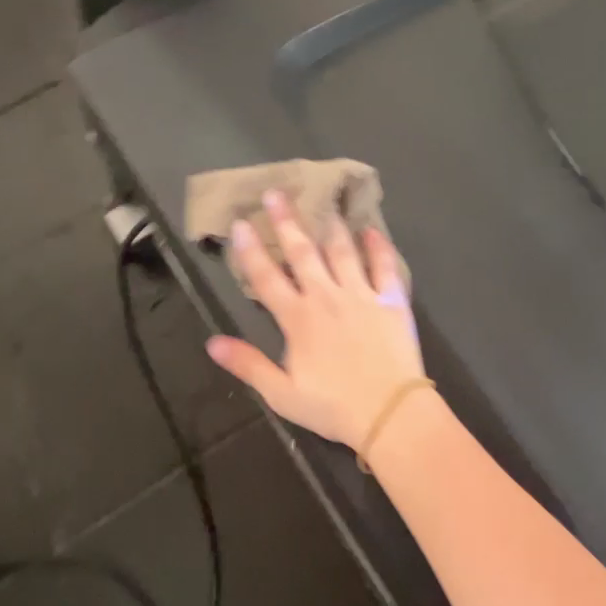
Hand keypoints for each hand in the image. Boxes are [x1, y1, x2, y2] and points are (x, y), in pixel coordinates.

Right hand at [205, 190, 425, 446]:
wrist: (390, 411)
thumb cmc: (334, 407)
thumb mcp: (282, 393)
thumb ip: (248, 364)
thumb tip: (212, 342)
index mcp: (298, 320)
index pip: (266, 278)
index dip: (251, 250)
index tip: (240, 223)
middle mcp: (327, 298)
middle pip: (303, 253)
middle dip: (287, 222)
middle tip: (276, 193)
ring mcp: (362, 295)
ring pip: (342, 251)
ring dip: (330, 226)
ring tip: (323, 203)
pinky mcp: (393, 301)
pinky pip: (385, 266)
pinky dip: (377, 246)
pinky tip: (371, 230)